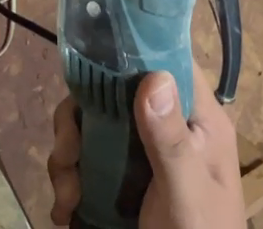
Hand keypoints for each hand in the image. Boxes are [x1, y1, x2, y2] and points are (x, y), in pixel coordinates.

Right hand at [48, 66, 245, 228]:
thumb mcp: (188, 194)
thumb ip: (171, 141)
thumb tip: (154, 75)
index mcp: (197, 120)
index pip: (168, 61)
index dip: (131, 51)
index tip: (91, 57)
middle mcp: (167, 128)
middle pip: (113, 92)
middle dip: (79, 119)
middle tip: (67, 153)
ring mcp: (140, 155)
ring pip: (91, 126)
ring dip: (67, 157)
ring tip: (67, 197)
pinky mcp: (120, 181)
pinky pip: (84, 162)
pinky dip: (68, 182)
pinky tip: (65, 211)